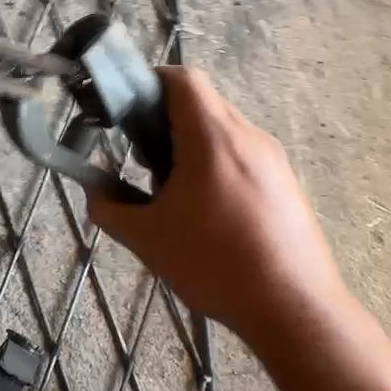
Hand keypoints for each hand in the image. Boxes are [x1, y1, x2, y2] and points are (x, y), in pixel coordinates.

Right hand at [87, 67, 347, 340]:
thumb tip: (94, 189)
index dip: (149, 81)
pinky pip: (242, 154)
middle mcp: (248, 137)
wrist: (296, 311)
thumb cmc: (215, 264)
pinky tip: (204, 211)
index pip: (183, 79)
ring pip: (221, 129)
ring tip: (170, 190)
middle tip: (140, 160)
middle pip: (201, 102)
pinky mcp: (286, 185)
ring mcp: (274, 161)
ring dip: (189, 144)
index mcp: (213, 138)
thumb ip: (108, 206)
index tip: (124, 110)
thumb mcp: (146, 237)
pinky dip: (214, 164)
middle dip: (163, 121)